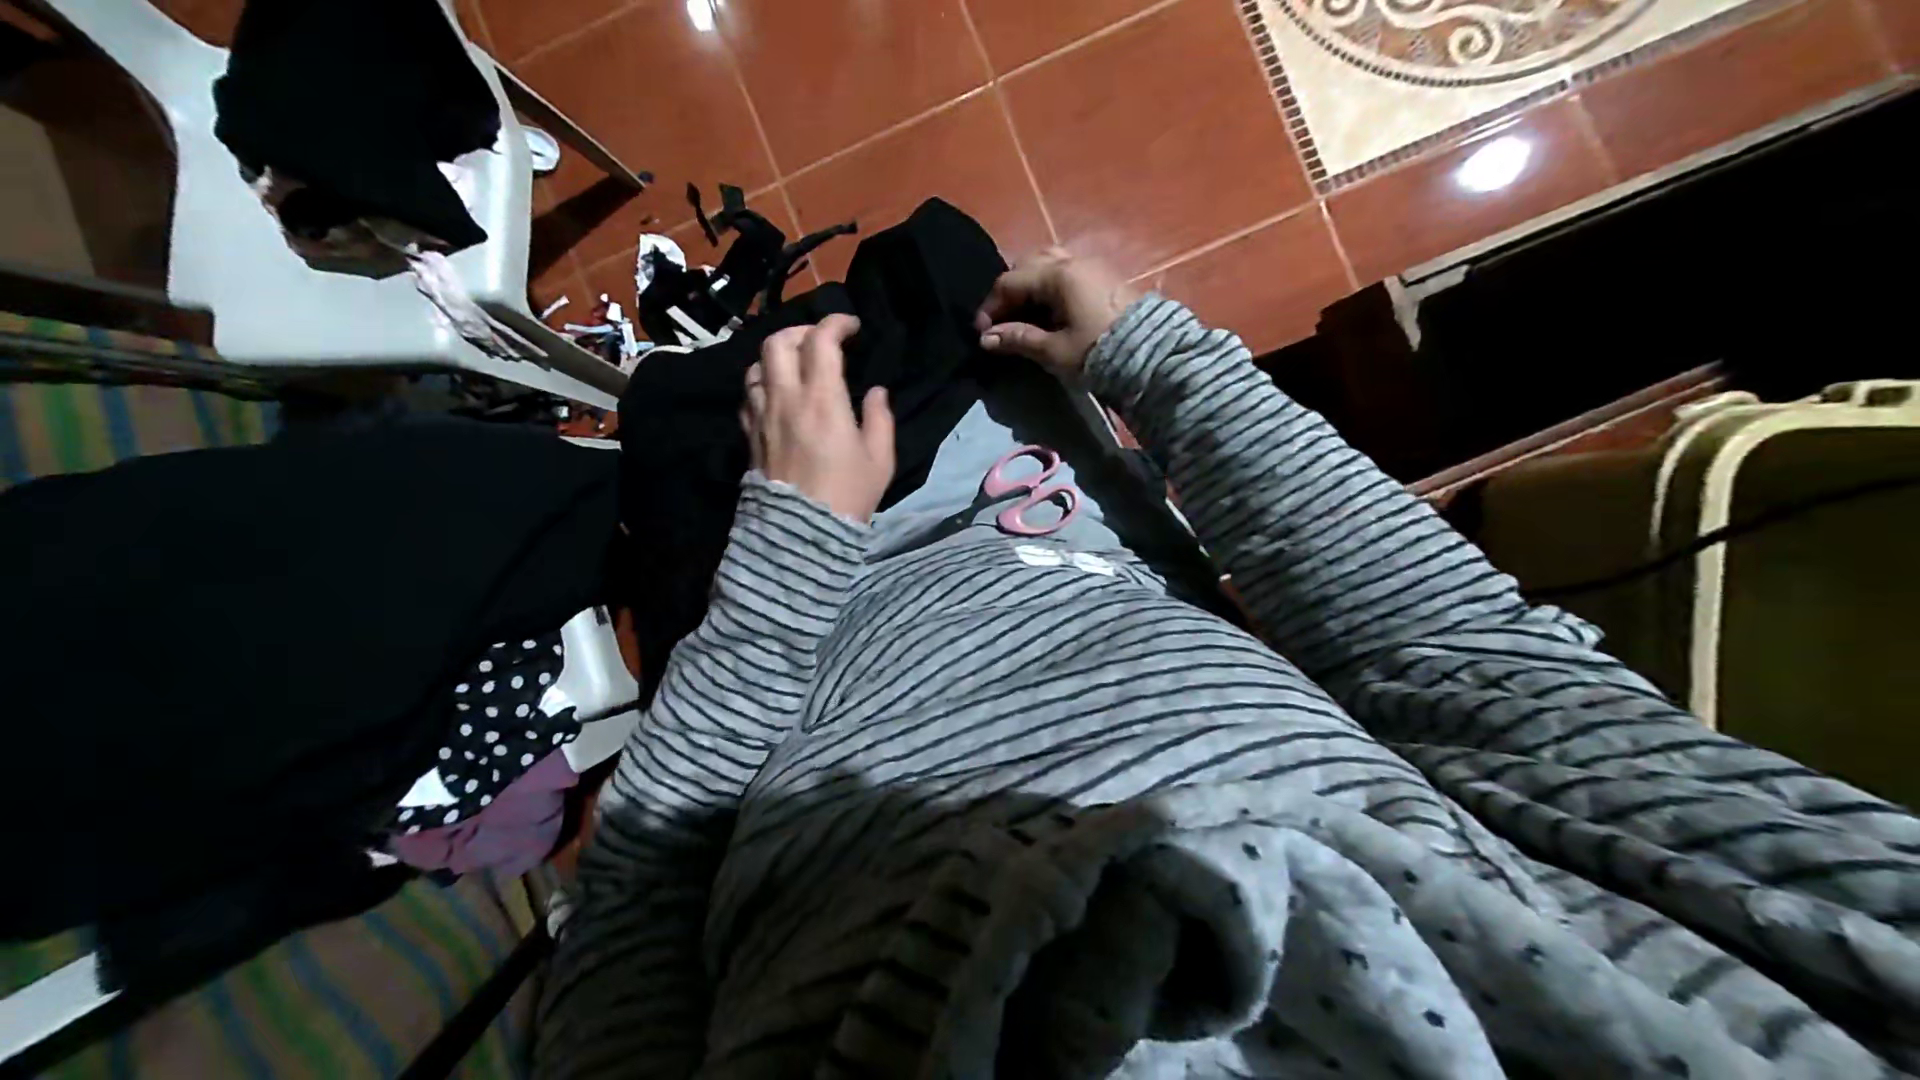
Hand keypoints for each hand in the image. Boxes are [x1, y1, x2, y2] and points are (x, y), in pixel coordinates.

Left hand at [742, 314, 895, 522]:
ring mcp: (762, 415)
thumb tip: (876, 392)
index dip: (836, 323)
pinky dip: (762, 383)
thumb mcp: (880, 458)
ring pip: (756, 365)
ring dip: (777, 355)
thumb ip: (879, 418)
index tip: (852, 327)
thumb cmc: (848, 494)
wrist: (803, 533)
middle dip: (800, 331)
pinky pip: (747, 395)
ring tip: (796, 365)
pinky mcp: (749, 435)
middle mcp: (786, 398)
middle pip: (777, 342)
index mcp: (822, 399)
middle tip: (821, 341)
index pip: (820, 340)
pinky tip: (776, 393)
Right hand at [974, 248, 1139, 379]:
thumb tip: (986, 338)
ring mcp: (1091, 267)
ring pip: (1048, 264)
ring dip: (1030, 286)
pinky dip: (1049, 287)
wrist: (1150, 356)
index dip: (990, 307)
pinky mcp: (1104, 278)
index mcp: (1058, 275)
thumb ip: (1018, 339)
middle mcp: (1073, 261)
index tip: (982, 333)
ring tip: (1024, 315)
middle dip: (1009, 292)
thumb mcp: (1053, 350)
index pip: (1010, 282)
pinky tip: (1048, 310)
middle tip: (1002, 322)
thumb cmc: (1097, 352)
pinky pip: (1066, 272)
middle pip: (1028, 265)